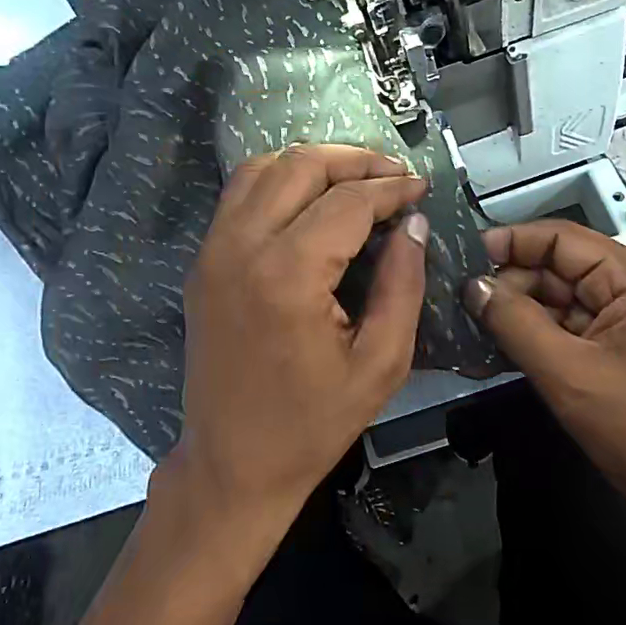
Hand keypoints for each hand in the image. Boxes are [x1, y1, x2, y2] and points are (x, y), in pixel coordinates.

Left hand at [165, 144, 429, 539]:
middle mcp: (241, 249)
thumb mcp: (383, 361)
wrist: (235, 463)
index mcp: (288, 276)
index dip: (391, 188)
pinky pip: (239, 195)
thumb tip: (413, 225)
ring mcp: (212, 253)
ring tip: (360, 179)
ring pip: (261, 169)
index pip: (347, 201)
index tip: (422, 188)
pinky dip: (281, 181)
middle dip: (355, 161)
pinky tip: (315, 200)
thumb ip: (404, 284)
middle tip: (396, 175)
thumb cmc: (316, 421)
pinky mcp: (203, 264)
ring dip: (315, 164)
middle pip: (299, 168)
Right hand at [462, 220, 625, 530]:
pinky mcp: (615, 350)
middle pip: (558, 269)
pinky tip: (494, 348)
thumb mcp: (568, 373)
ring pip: (559, 302)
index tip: (462, 258)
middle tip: (456, 303)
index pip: (563, 239)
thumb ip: (515, 323)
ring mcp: (624, 320)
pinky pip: (568, 331)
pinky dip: (535, 338)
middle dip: (510, 283)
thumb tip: (472, 286)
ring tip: (465, 325)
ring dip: (517, 313)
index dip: (512, 242)